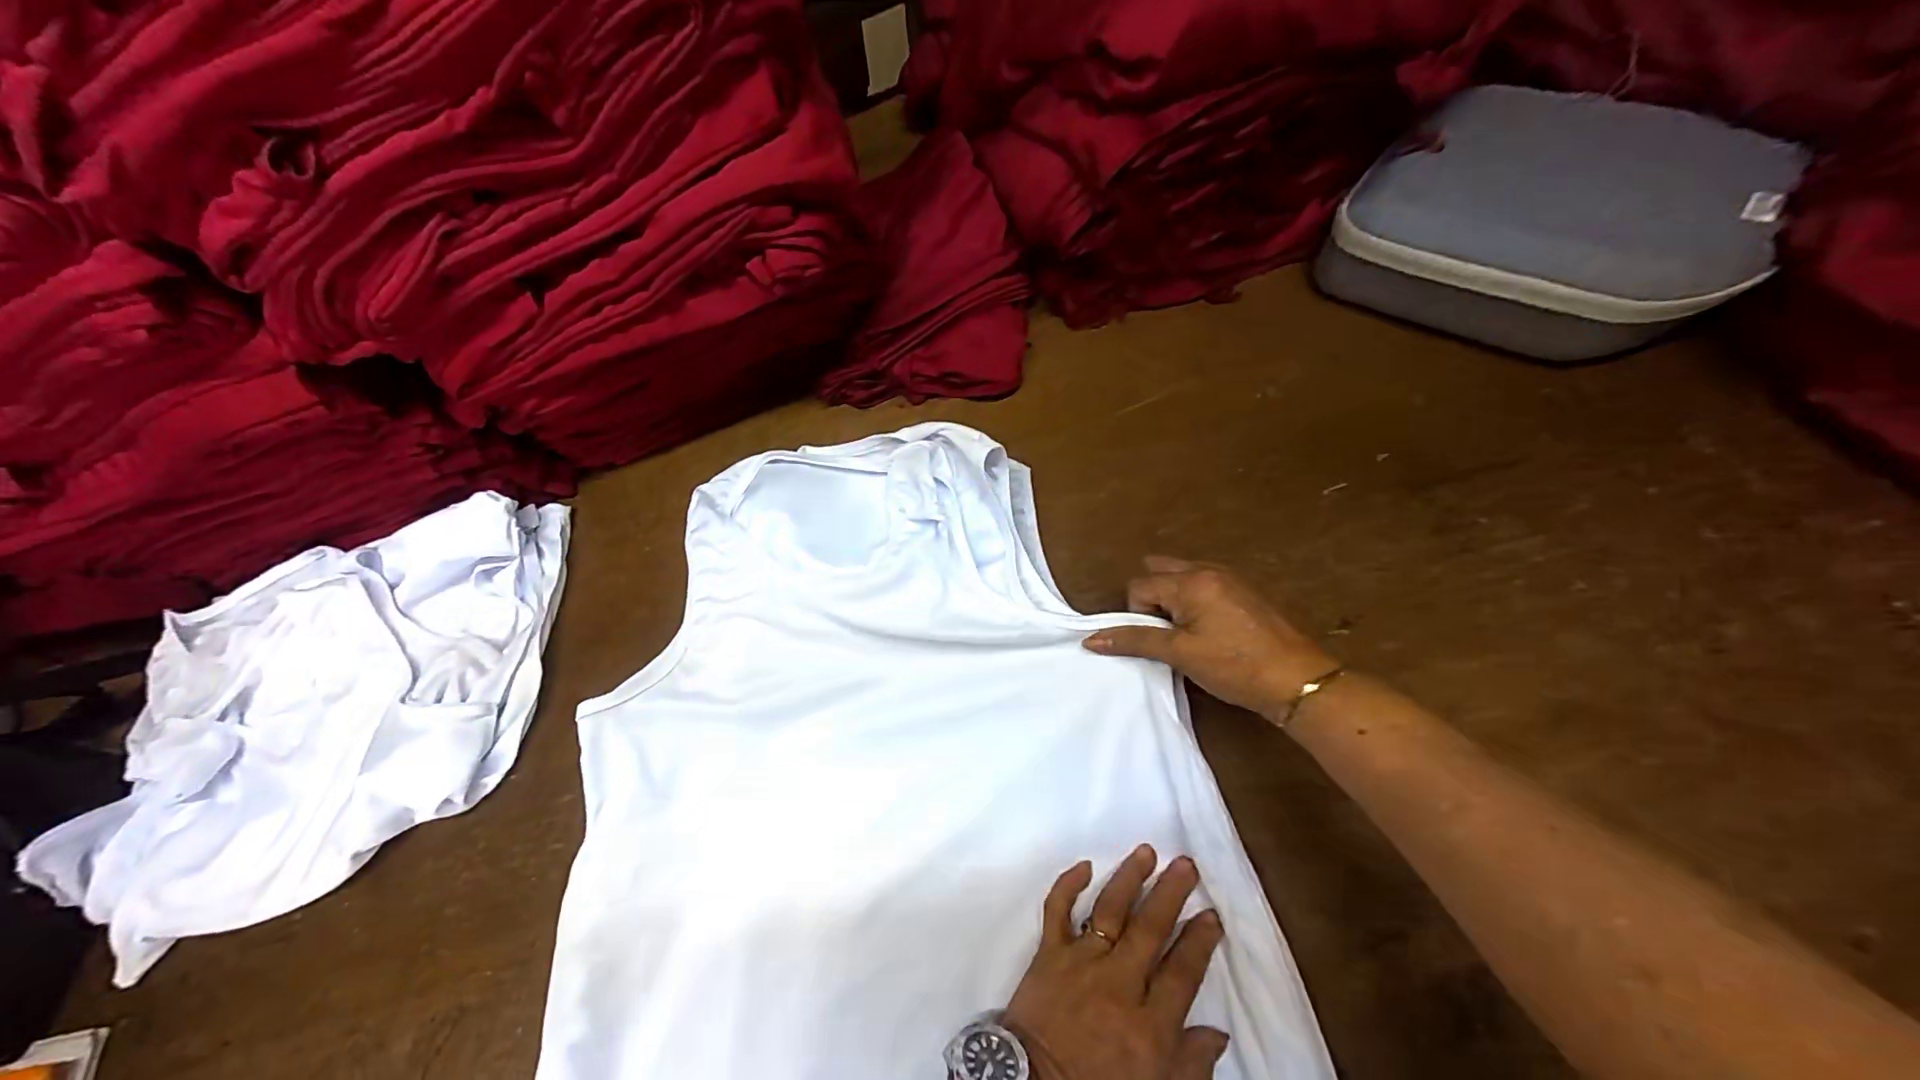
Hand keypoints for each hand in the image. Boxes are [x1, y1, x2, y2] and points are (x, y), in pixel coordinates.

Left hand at [1002, 845, 1229, 1079]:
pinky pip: (1057, 910)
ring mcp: (1080, 962)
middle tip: (1186, 865)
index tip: (1212, 915)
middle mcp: (1118, 983)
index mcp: (1148, 1024)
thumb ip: (1189, 1065)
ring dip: (1129, 878)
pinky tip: (1084, 866)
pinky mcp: (1048, 954)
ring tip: (1146, 852)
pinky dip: (1068, 885)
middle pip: (1150, 929)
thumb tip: (1218, 1033)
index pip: (1183, 972)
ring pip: (1109, 910)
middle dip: (1170, 894)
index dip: (1200, 941)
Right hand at [1083, 557, 1336, 723]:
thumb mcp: (1181, 655)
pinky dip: (1193, 601)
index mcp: (1191, 581)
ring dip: (1173, 599)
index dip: (1138, 615)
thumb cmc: (1236, 668)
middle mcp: (1208, 570)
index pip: (1139, 586)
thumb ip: (1136, 640)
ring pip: (1182, 576)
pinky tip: (1207, 631)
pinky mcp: (1244, 591)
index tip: (1158, 642)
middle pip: (1158, 571)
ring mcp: (1230, 578)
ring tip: (1186, 634)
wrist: (1299, 682)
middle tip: (1167, 634)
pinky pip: (1203, 584)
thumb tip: (1092, 640)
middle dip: (1152, 599)